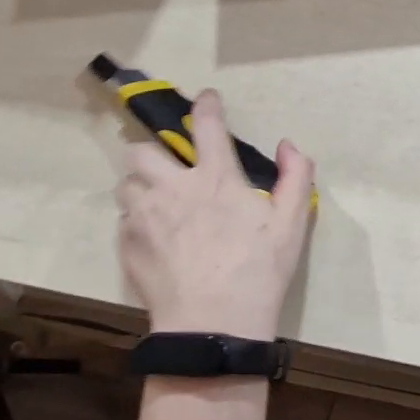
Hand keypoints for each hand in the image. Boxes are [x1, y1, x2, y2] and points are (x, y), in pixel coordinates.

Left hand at [115, 90, 314, 339]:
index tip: (206, 98)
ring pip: (126, 183)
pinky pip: (123, 220)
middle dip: (153, 150)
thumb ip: (296, 176)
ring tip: (157, 200)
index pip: (206, 125)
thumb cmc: (259, 269)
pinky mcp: (127, 245)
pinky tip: (154, 236)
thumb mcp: (293, 222)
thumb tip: (289, 146)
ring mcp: (144, 216)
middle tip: (171, 166)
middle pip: (142, 150)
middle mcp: (173, 187)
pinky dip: (136, 219)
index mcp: (216, 177)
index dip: (206, 105)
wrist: (214, 321)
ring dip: (141, 184)